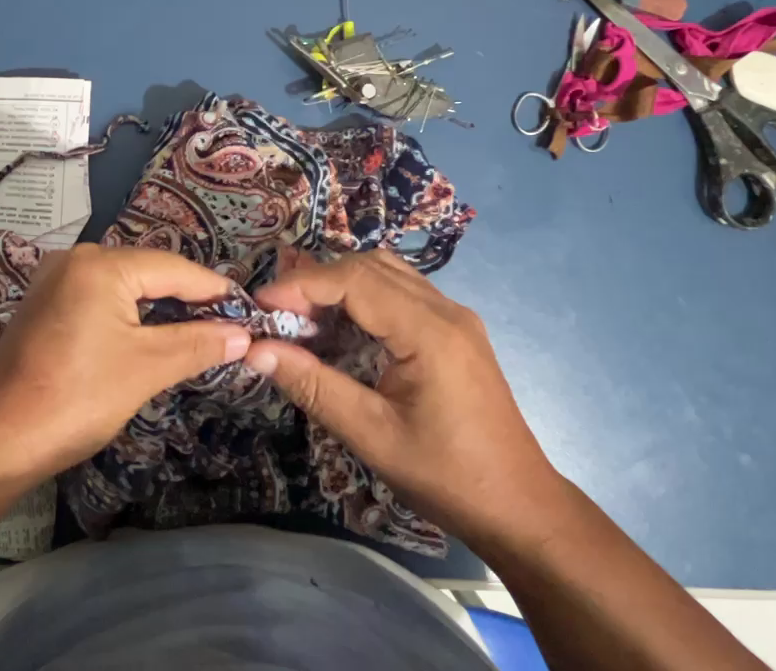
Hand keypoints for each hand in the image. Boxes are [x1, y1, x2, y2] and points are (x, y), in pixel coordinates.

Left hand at [0, 245, 249, 480]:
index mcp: (100, 264)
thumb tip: (242, 334)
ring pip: (123, 286)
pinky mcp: (44, 306)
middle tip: (229, 328)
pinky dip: (129, 316)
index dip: (214, 291)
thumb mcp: (146, 368)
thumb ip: (197, 343)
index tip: (250, 313)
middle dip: (188, 299)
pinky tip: (150, 337)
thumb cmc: (77, 398)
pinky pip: (99, 299)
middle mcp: (74, 259)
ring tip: (199, 334)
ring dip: (159, 309)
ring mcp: (54, 281)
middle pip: (148, 272)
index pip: (174, 268)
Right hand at [245, 252, 568, 545]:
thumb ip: (313, 386)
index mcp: (430, 332)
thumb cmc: (447, 476)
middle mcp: (446, 311)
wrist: (520, 508)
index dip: (302, 285)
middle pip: (369, 266)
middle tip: (276, 313)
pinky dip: (360, 298)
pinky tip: (337, 328)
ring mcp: (454, 318)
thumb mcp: (372, 435)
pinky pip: (399, 294)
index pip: (355, 280)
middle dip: (316, 281)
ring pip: (385, 273)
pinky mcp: (454, 332)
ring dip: (338, 285)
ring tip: (299, 316)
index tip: (261, 306)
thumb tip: (255, 351)